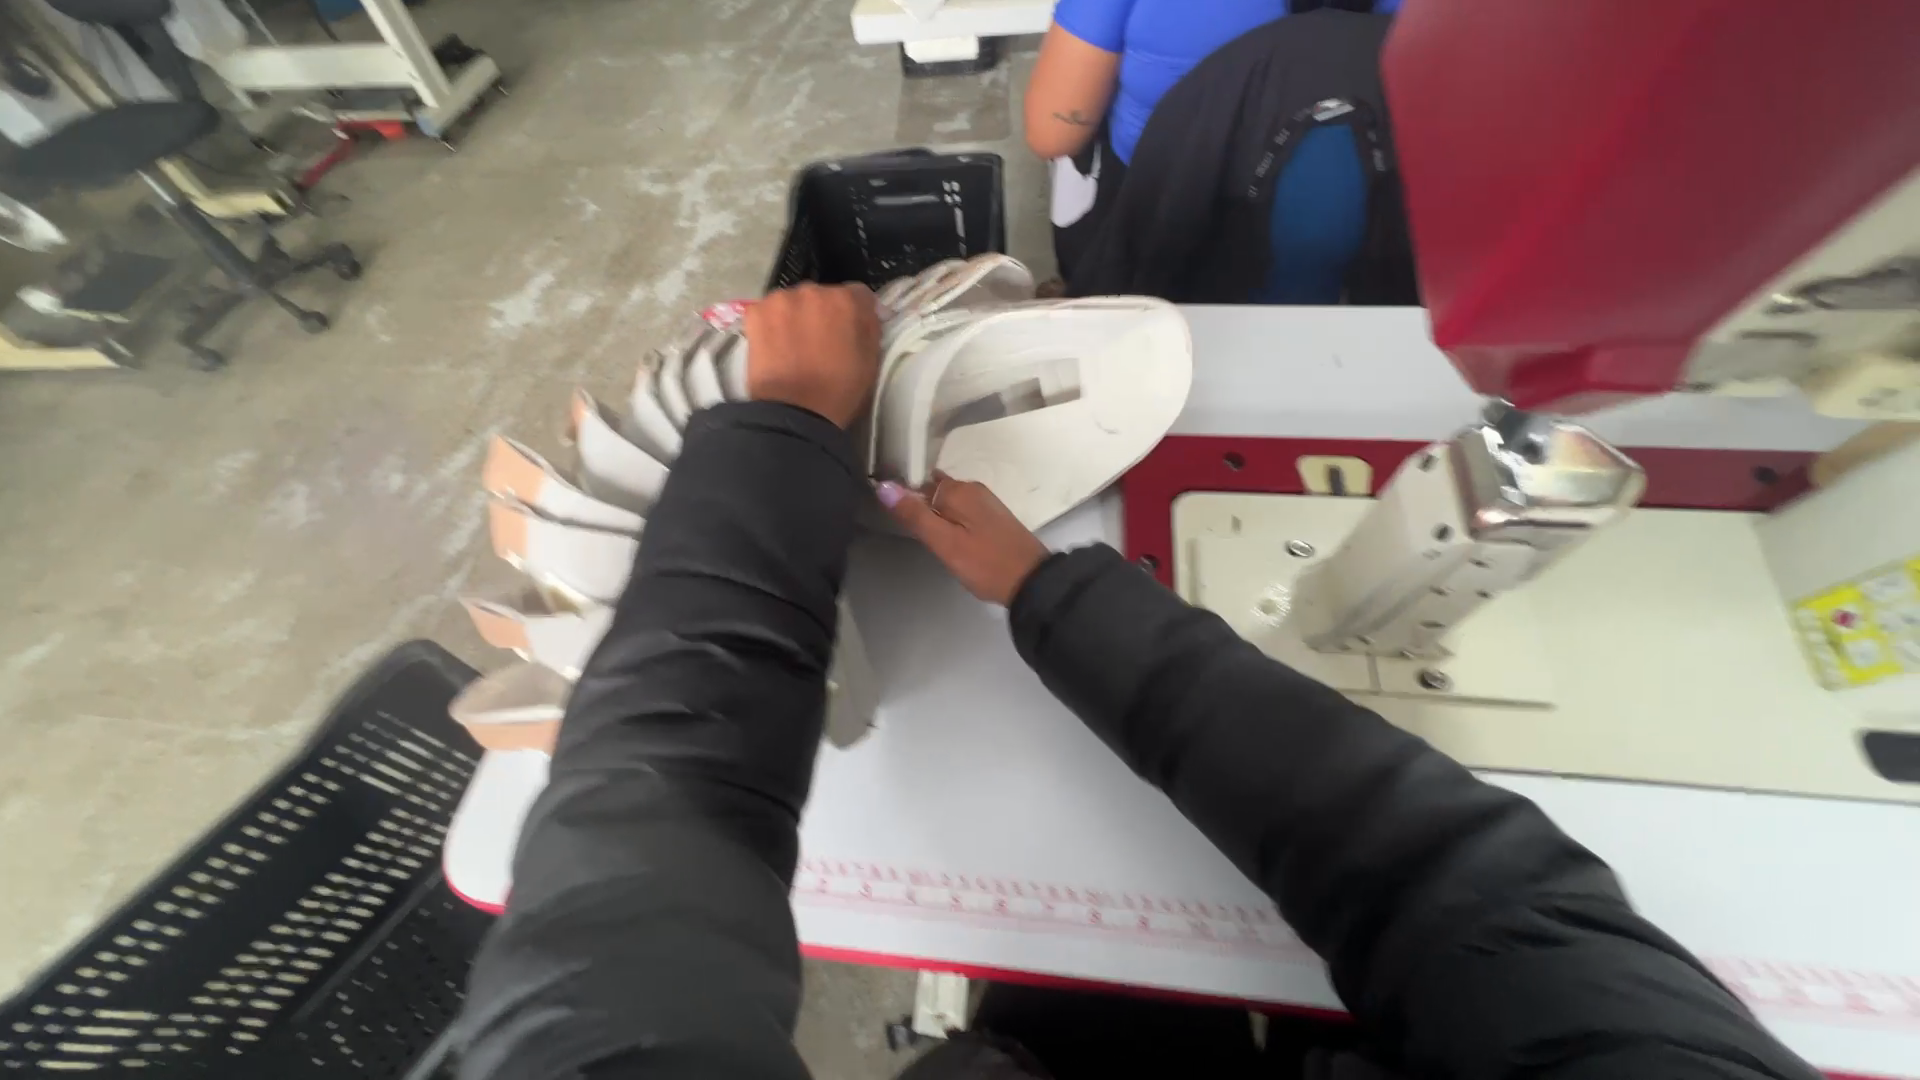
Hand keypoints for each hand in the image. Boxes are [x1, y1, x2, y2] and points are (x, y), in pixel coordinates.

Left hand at [745, 283, 880, 428]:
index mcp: (847, 302)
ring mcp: (781, 300)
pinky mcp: (755, 312)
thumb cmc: (838, 393)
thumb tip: (867, 314)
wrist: (794, 413)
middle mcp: (814, 291)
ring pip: (793, 302)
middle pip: (822, 296)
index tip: (852, 331)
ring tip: (794, 347)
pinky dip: (772, 324)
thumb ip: (870, 329)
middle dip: (824, 314)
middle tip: (820, 343)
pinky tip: (774, 346)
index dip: (857, 314)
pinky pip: (769, 312)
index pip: (858, 296)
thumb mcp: (871, 362)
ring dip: (796, 317)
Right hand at [877, 472, 1048, 605]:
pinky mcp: (993, 518)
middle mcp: (973, 489)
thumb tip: (884, 486)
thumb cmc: (985, 564)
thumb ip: (915, 515)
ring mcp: (986, 503)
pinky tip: (947, 538)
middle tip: (904, 529)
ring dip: (935, 513)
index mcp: (958, 490)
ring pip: (949, 502)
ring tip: (923, 535)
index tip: (890, 515)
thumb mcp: (945, 542)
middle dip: (919, 504)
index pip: (919, 482)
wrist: (1032, 581)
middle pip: (934, 490)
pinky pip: (962, 511)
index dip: (903, 495)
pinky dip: (950, 520)